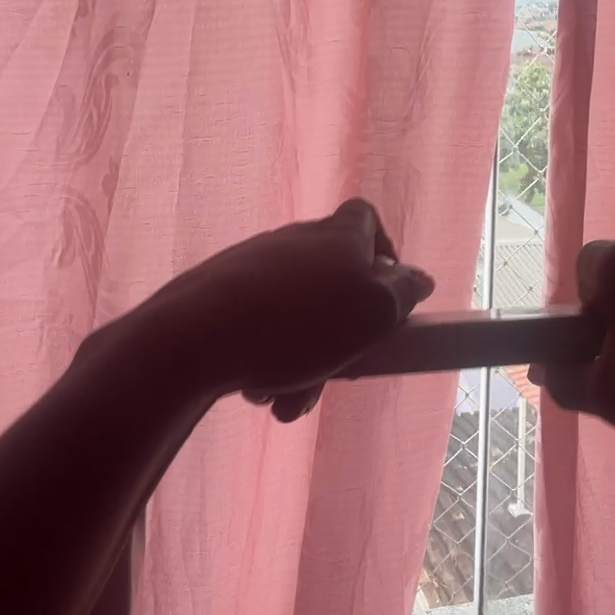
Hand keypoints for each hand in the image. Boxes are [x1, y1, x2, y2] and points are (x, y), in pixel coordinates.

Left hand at [123, 198, 433, 421]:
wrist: (195, 337)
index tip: (386, 289)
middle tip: (339, 370)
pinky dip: (265, 354)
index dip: (383, 249)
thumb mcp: (373, 315)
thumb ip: (403, 295)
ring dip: (301, 356)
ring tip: (287, 397)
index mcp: (337, 236)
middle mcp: (296, 240)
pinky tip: (256, 388)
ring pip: (294, 312)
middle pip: (331, 279)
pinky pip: (257, 322)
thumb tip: (419, 278)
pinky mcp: (218, 290)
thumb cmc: (300, 326)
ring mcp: (253, 262)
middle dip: (339, 332)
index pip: (366, 217)